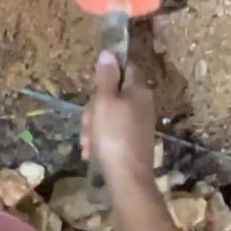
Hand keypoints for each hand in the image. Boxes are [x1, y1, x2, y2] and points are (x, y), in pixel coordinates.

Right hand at [82, 51, 156, 184]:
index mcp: (138, 90)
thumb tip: (109, 53)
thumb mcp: (105, 102)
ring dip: (94, 127)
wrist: (127, 178)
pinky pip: (112, 132)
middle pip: (113, 94)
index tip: (95, 87)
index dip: (108, 73)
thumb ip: (106, 77)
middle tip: (89, 123)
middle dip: (94, 108)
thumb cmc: (114, 135)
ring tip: (88, 143)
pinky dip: (100, 140)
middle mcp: (142, 104)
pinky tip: (92, 152)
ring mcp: (138, 124)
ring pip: (109, 115)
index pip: (126, 68)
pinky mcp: (133, 141)